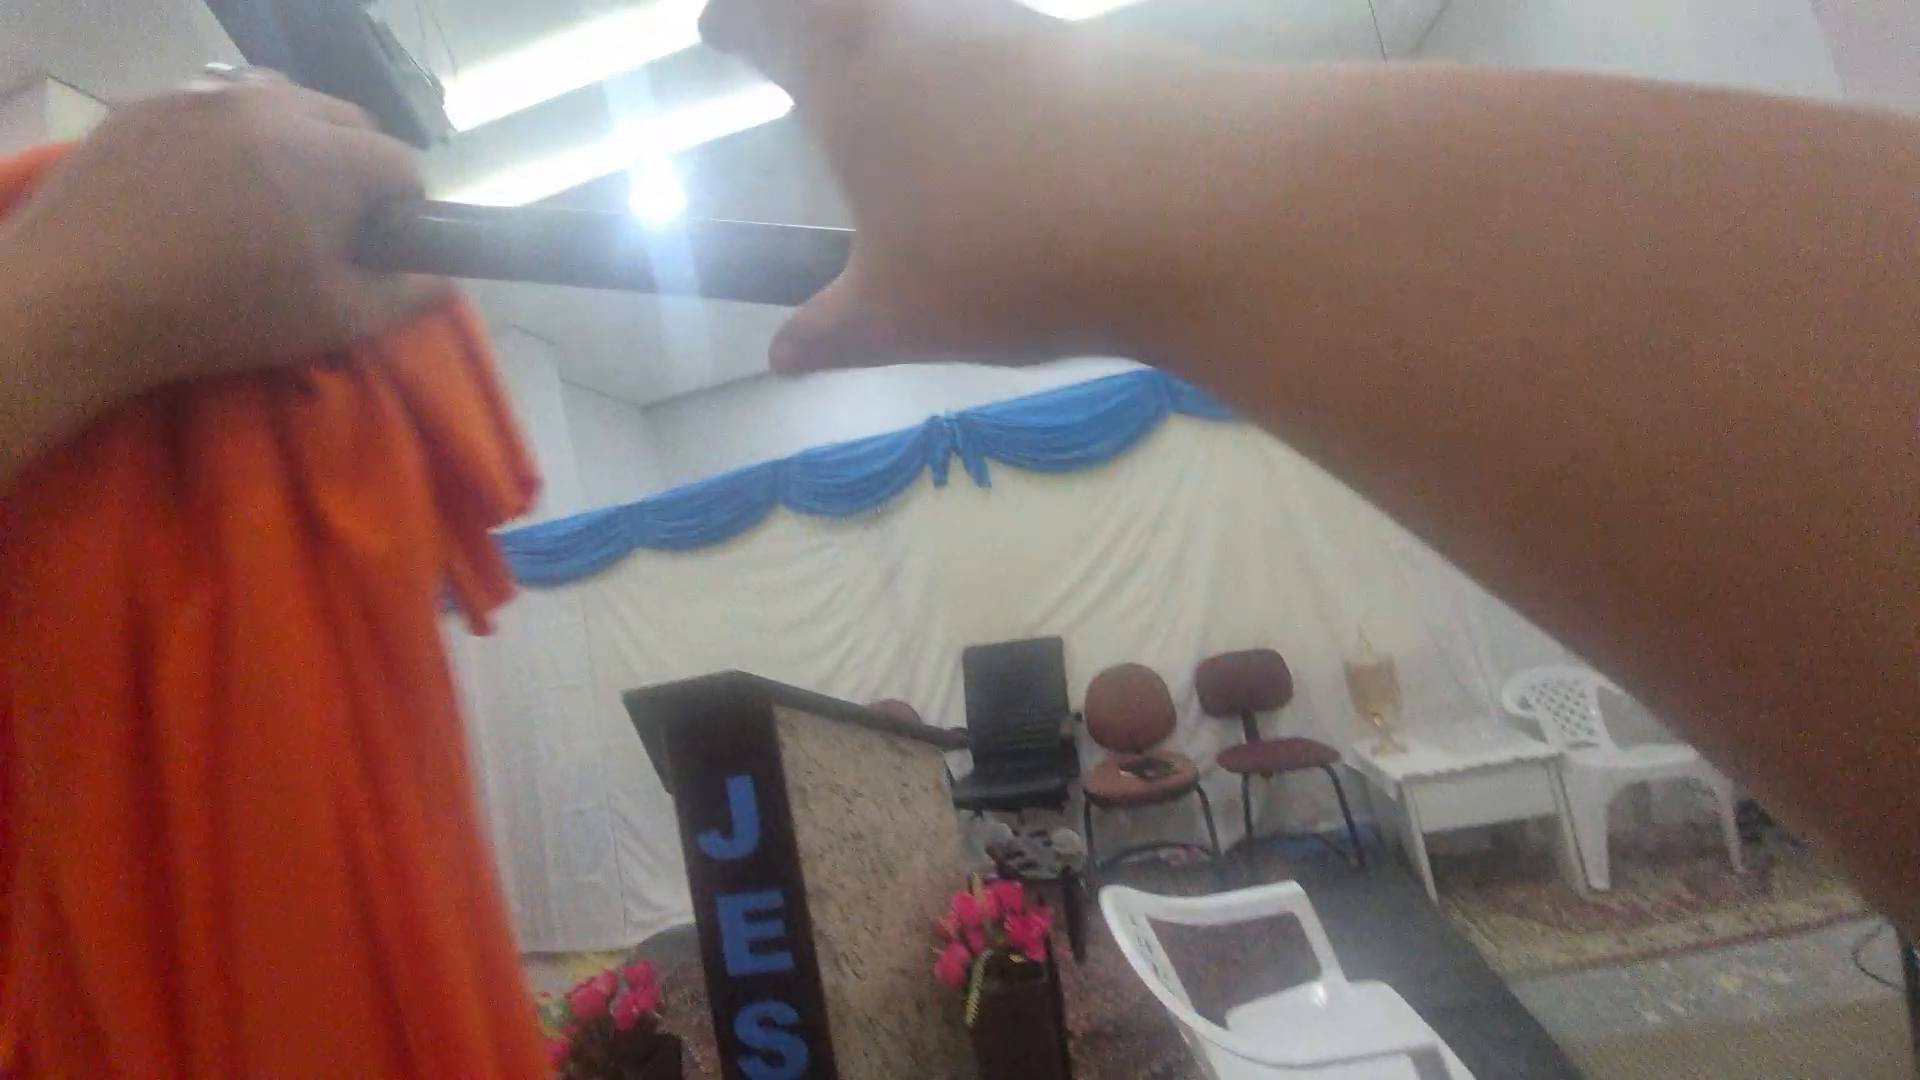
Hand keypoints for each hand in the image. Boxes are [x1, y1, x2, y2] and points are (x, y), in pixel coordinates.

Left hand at [0, 73, 444, 394]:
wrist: (84, 300)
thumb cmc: (233, 311)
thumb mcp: (346, 317)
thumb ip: (412, 293)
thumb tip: (445, 278)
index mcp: (325, 158)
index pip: (403, 162)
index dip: (410, 206)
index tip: (391, 242)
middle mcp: (266, 109)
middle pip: (349, 120)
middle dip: (362, 166)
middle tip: (342, 220)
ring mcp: (198, 99)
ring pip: (284, 99)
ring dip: (306, 139)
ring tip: (287, 191)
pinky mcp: (145, 107)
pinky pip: (219, 104)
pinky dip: (242, 135)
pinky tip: (225, 184)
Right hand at [701, 0, 1202, 370]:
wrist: (1171, 212)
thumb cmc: (998, 265)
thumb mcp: (896, 320)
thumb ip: (829, 335)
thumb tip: (779, 359)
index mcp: (852, 79)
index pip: (767, 25)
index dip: (737, 25)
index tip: (717, 29)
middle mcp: (921, 26)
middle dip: (806, 14)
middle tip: (796, 38)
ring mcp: (1005, 25)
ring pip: (925, 11)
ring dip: (892, 31)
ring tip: (888, 80)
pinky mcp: (1076, 46)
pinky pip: (994, 37)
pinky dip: (966, 59)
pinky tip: (986, 111)